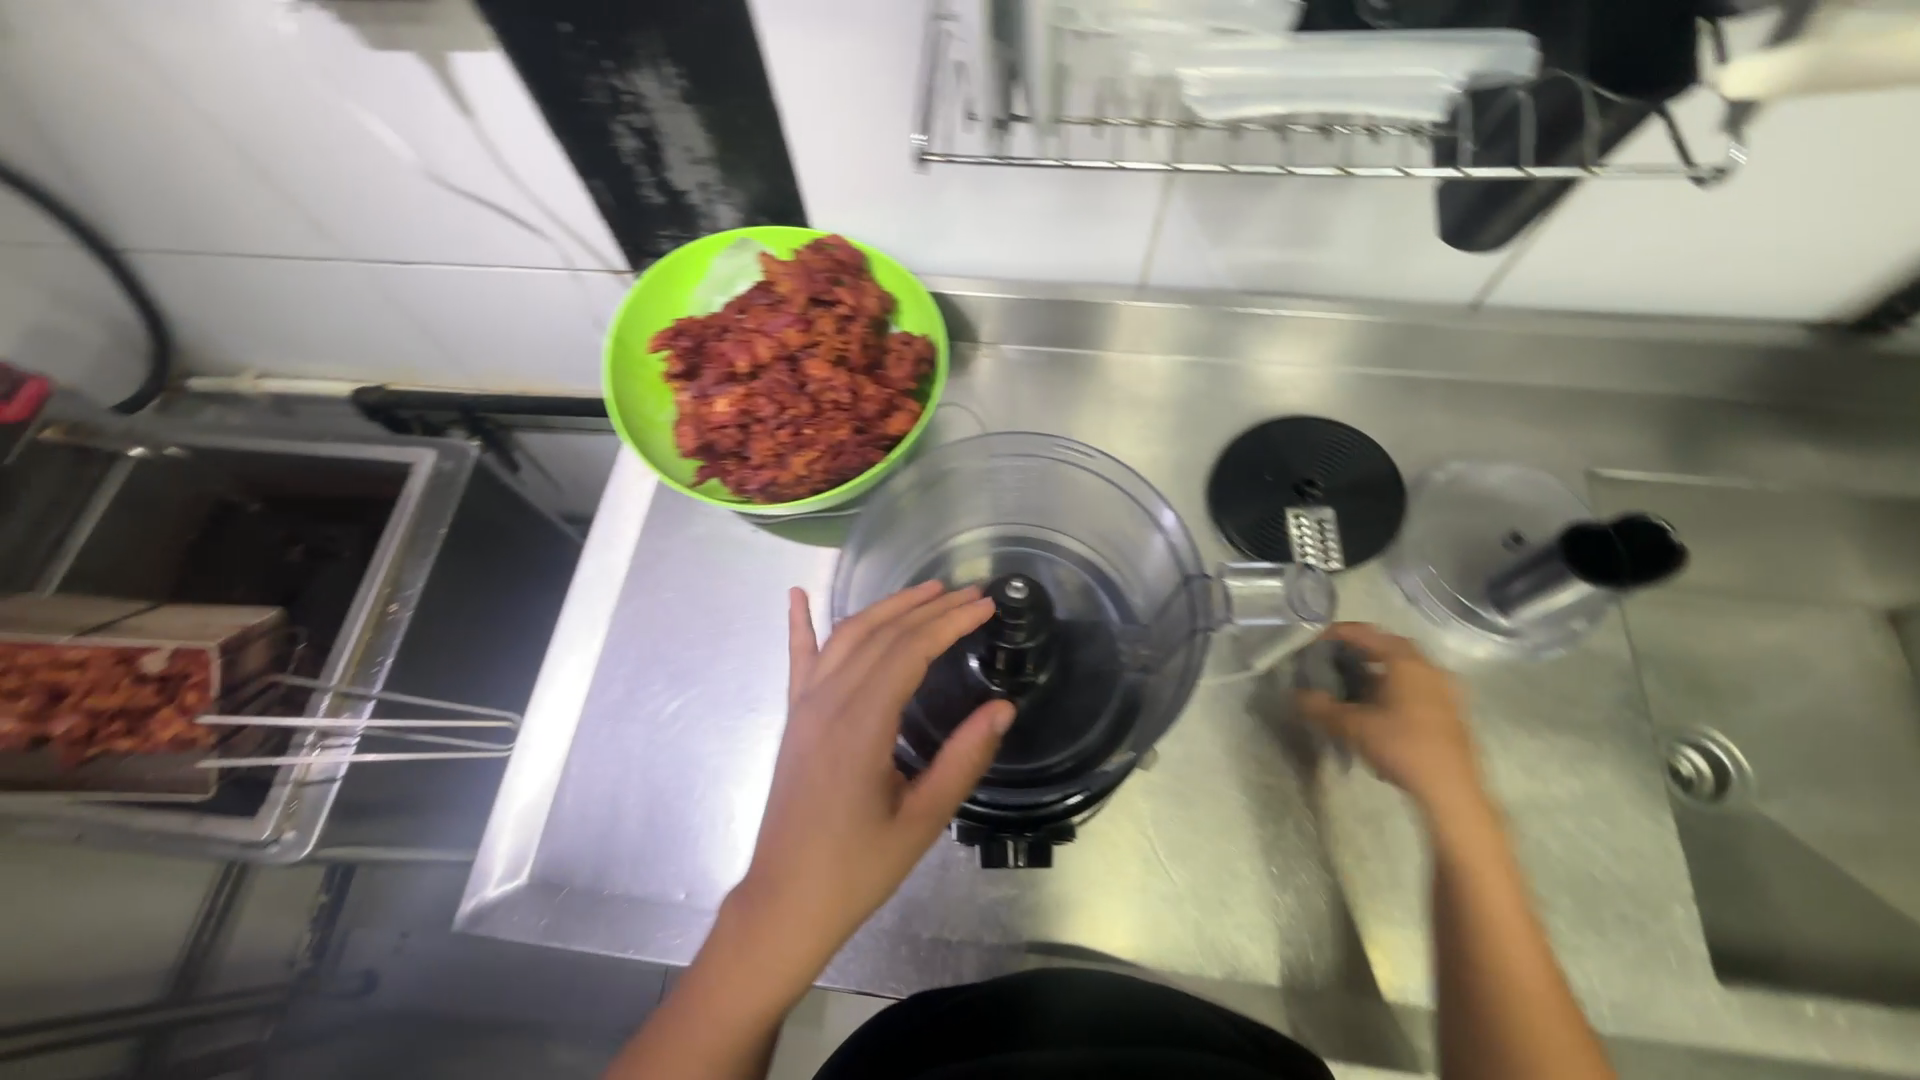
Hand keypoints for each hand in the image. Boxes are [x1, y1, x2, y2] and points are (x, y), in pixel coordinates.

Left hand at [736, 582, 1014, 967]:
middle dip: (928, 607)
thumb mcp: (922, 819)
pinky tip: (798, 595)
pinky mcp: (794, 719)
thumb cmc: (858, 868)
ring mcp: (805, 707)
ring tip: (926, 591)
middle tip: (970, 592)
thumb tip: (1002, 708)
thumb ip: (963, 759)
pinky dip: (801, 623)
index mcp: (861, 725)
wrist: (786, 900)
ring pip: (846, 637)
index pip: (910, 650)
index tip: (985, 605)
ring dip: (887, 608)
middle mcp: (828, 702)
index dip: (950, 621)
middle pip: (881, 634)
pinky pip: (798, 660)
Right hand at [1297, 623, 1482, 813]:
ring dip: (1380, 670)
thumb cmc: (1402, 747)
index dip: (1340, 633)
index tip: (1317, 639)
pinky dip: (1395, 687)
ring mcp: (1445, 690)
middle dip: (1363, 650)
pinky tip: (1379, 708)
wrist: (1451, 790)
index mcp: (1407, 663)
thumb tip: (1297, 695)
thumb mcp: (1353, 727)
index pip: (1369, 634)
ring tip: (1354, 684)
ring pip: (1407, 668)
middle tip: (1337, 658)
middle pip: (1392, 647)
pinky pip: (1417, 686)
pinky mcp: (1450, 712)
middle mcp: (1429, 669)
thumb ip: (1322, 708)